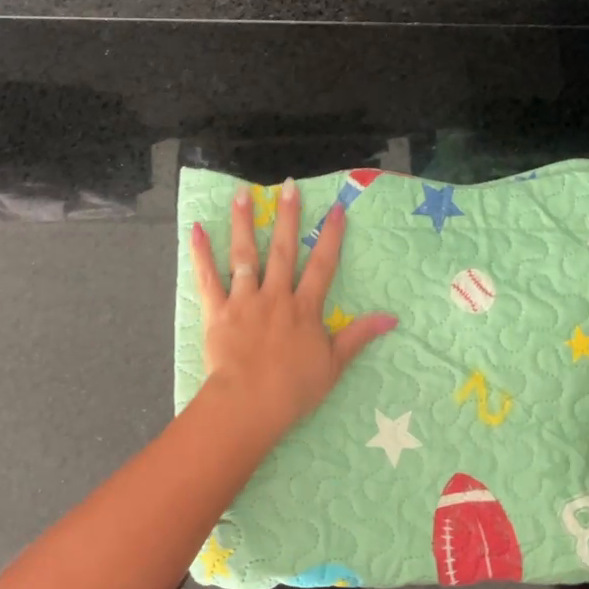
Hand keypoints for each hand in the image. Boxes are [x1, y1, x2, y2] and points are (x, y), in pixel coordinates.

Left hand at [188, 178, 396, 437]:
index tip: (336, 208)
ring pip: (244, 255)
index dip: (330, 236)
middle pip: (282, 250)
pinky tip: (197, 229)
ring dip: (243, 223)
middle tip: (287, 186)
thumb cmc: (294, 389)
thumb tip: (391, 318)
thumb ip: (359, 336)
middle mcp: (275, 296)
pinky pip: (208, 279)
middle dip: (287, 217)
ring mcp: (244, 301)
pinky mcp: (217, 312)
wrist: (250, 402)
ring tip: (242, 194)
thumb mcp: (334, 364)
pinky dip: (201, 254)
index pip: (322, 265)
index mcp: (304, 308)